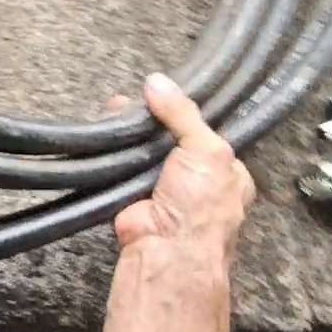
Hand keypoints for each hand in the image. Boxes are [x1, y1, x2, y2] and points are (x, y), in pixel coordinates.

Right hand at [114, 74, 254, 256]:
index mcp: (226, 170)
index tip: (166, 89)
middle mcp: (195, 179)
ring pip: (145, 150)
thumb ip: (183, 114)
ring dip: (130, 131)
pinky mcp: (132, 195)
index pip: (207, 130)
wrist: (167, 250)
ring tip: (115, 106)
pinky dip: (113, 150)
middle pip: (172, 138)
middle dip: (153, 117)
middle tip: (136, 96)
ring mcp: (162, 187)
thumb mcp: (206, 149)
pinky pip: (123, 165)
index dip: (187, 109)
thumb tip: (158, 81)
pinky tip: (104, 131)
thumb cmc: (202, 207)